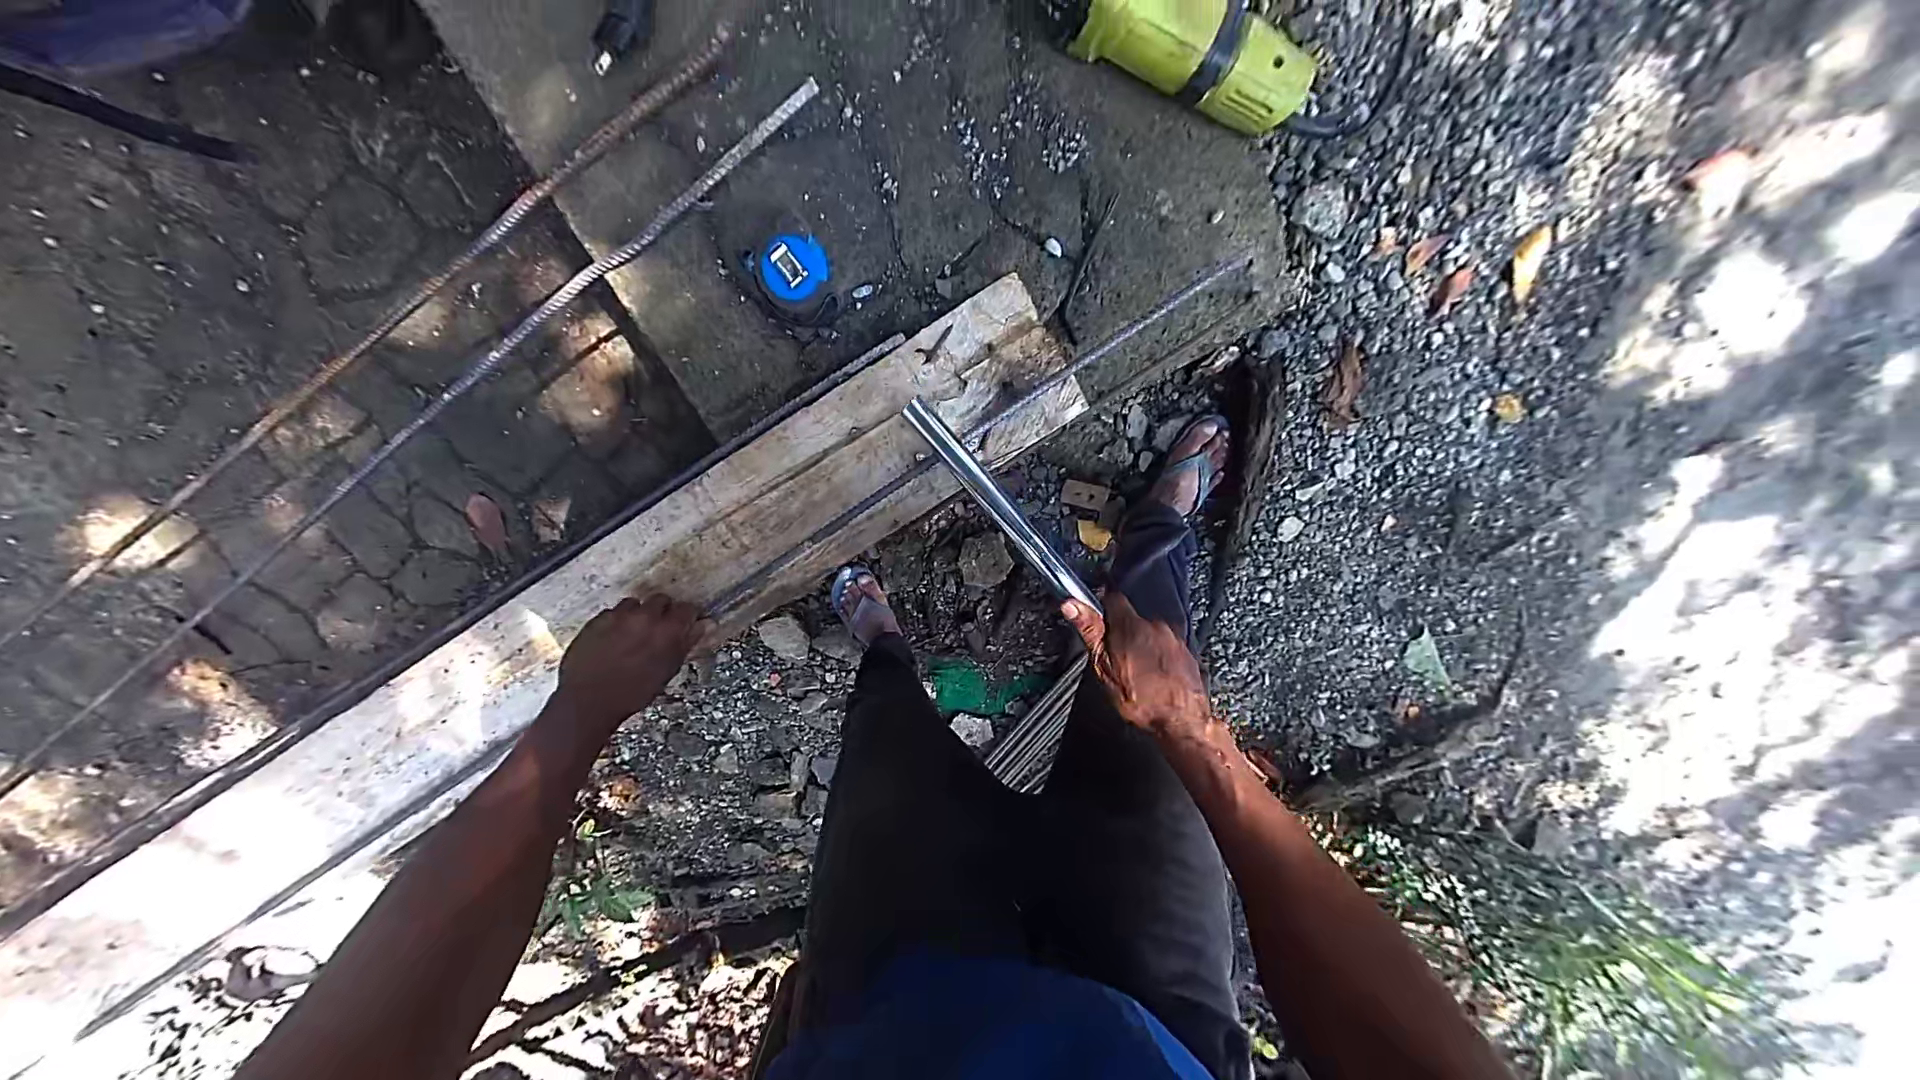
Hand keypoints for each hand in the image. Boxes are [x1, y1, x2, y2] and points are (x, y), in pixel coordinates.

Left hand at [557, 593, 703, 726]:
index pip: (687, 609)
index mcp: (668, 630)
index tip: (686, 623)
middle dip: (663, 611)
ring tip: (634, 633)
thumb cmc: (632, 692)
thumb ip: (687, 643)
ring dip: (638, 614)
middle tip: (659, 628)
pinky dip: (616, 621)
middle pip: (661, 599)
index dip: (688, 616)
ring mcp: (618, 616)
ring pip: (635, 603)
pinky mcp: (596, 620)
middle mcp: (645, 617)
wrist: (588, 701)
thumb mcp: (668, 670)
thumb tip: (704, 626)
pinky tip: (613, 639)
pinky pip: (612, 612)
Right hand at [1060, 591, 1211, 738]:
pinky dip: (1157, 658)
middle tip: (1114, 656)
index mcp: (1130, 626)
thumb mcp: (1103, 667)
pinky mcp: (1187, 652)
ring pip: (1149, 634)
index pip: (1112, 597)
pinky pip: (1165, 648)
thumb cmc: (1143, 700)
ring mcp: (1174, 639)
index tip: (1096, 616)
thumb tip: (1072, 605)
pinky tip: (1152, 677)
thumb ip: (1089, 631)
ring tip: (1135, 672)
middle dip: (1121, 633)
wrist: (1181, 722)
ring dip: (1141, 646)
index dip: (1101, 604)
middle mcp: (1155, 626)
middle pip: (1131, 618)